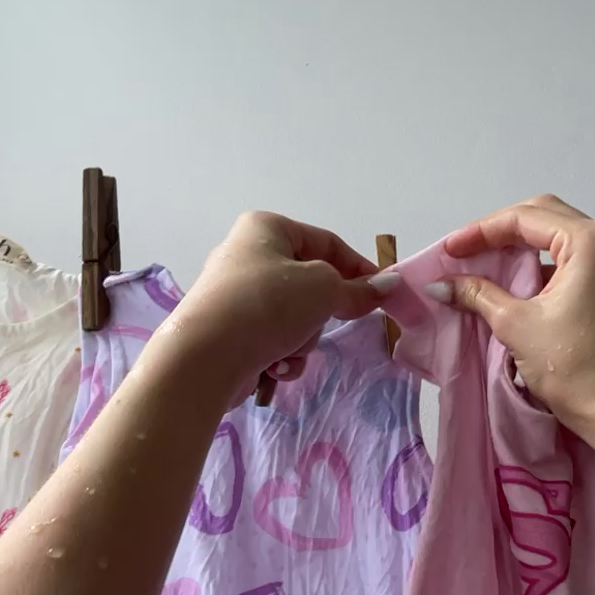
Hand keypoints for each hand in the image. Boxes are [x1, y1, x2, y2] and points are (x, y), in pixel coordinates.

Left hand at [146, 211, 397, 407]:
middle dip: (321, 314)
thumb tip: (389, 285)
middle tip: (322, 324)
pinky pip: (276, 339)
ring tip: (286, 348)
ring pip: (297, 318)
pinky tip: (273, 366)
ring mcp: (239, 296)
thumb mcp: (323, 289)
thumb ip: (358, 290)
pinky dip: (283, 355)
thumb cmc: (268, 306)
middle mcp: (249, 256)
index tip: (384, 294)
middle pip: (312, 285)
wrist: (206, 358)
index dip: (359, 269)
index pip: (327, 243)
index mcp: (267, 229)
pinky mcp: (233, 332)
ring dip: (302, 340)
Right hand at [436, 195, 594, 430]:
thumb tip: (440, 284)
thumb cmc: (570, 366)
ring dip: (524, 248)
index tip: (449, 250)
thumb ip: (477, 294)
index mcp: (592, 241)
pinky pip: (577, 260)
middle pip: (547, 218)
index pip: (526, 219)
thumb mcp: (515, 324)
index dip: (481, 231)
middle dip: (502, 233)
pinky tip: (519, 282)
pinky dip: (546, 266)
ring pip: (562, 238)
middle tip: (466, 252)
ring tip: (486, 264)